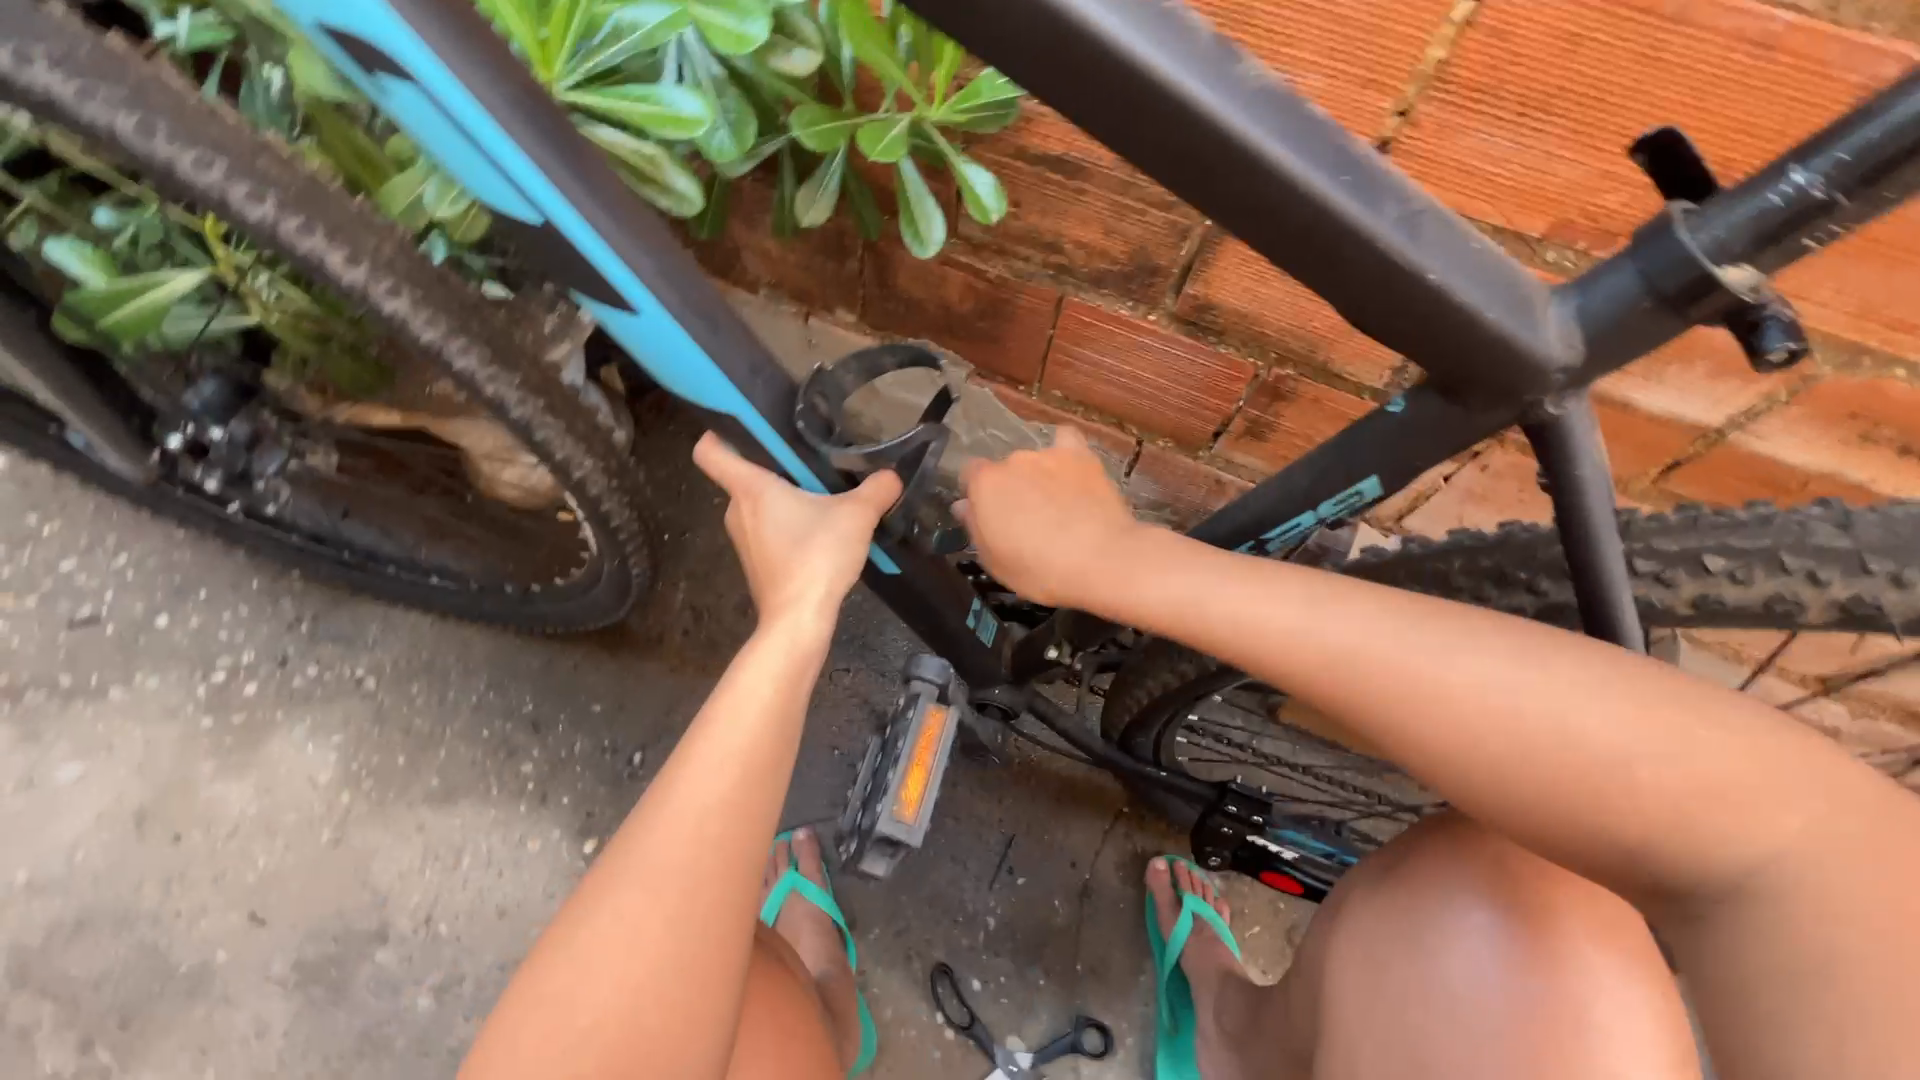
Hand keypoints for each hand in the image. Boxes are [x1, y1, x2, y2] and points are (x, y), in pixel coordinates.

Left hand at [692, 432, 901, 631]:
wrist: (799, 619)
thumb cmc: (817, 557)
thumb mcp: (856, 515)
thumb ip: (877, 489)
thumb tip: (891, 476)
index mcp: (749, 488)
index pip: (710, 451)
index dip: (720, 433)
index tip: (746, 429)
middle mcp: (736, 510)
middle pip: (744, 477)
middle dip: (775, 470)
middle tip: (811, 466)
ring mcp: (743, 540)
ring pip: (759, 507)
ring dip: (786, 502)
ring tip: (824, 503)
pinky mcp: (755, 563)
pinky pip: (768, 532)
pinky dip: (788, 529)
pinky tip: (820, 537)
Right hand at [956, 427, 1146, 607]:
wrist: (1100, 559)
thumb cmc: (1039, 569)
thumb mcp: (994, 561)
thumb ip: (975, 527)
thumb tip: (964, 505)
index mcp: (985, 484)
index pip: (970, 475)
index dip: (978, 496)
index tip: (991, 519)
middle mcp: (1013, 461)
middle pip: (1004, 469)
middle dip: (1011, 489)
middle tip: (1027, 520)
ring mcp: (1049, 454)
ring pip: (1035, 460)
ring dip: (1038, 476)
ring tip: (1057, 503)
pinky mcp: (1081, 455)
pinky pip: (1067, 440)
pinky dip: (1065, 451)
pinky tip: (1072, 469)